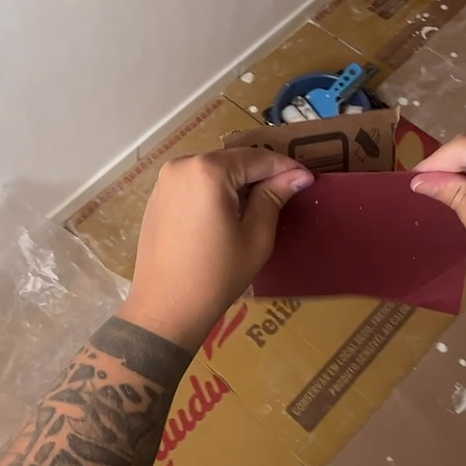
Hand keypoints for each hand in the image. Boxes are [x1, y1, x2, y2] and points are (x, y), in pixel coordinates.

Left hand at [121, 148, 313, 348]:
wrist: (165, 308)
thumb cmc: (216, 275)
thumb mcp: (255, 236)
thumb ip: (274, 197)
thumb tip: (298, 176)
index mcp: (207, 170)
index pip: (256, 157)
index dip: (285, 167)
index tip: (308, 178)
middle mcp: (182, 165)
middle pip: (232, 160)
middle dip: (261, 172)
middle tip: (288, 190)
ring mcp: (165, 180)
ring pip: (213, 169)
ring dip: (238, 180)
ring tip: (262, 202)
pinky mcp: (157, 196)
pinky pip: (194, 182)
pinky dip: (215, 189)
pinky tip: (230, 211)